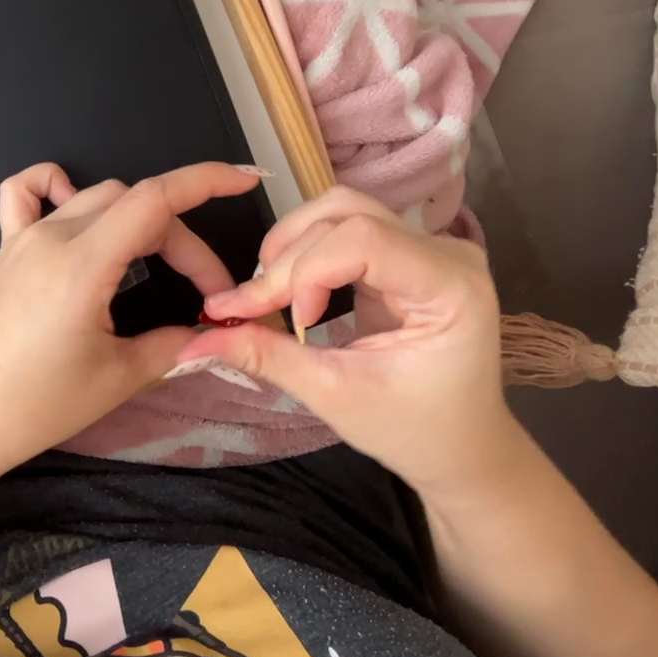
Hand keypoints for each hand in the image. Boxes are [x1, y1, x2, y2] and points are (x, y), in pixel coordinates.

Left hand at [0, 161, 263, 488]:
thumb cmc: (33, 407)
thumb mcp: (116, 379)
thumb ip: (171, 345)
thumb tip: (204, 331)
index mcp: (82, 264)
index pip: (155, 200)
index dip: (206, 182)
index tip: (244, 183)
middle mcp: (51, 237)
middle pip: (134, 204)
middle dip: (179, 239)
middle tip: (201, 291)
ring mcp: (22, 239)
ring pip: (94, 197)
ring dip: (136, 220)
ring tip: (153, 265)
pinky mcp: (4, 251)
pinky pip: (25, 194)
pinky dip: (56, 186)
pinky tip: (73, 209)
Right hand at [177, 186, 517, 500]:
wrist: (461, 447)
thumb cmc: (411, 431)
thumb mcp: (335, 396)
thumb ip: (267, 357)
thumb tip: (196, 340)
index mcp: (449, 288)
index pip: (363, 239)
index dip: (308, 270)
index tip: (290, 322)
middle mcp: (446, 252)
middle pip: (346, 214)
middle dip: (288, 259)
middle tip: (253, 308)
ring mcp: (428, 247)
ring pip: (340, 209)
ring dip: (291, 245)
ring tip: (269, 293)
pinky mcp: (405, 252)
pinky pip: (344, 227)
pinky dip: (304, 250)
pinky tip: (288, 286)